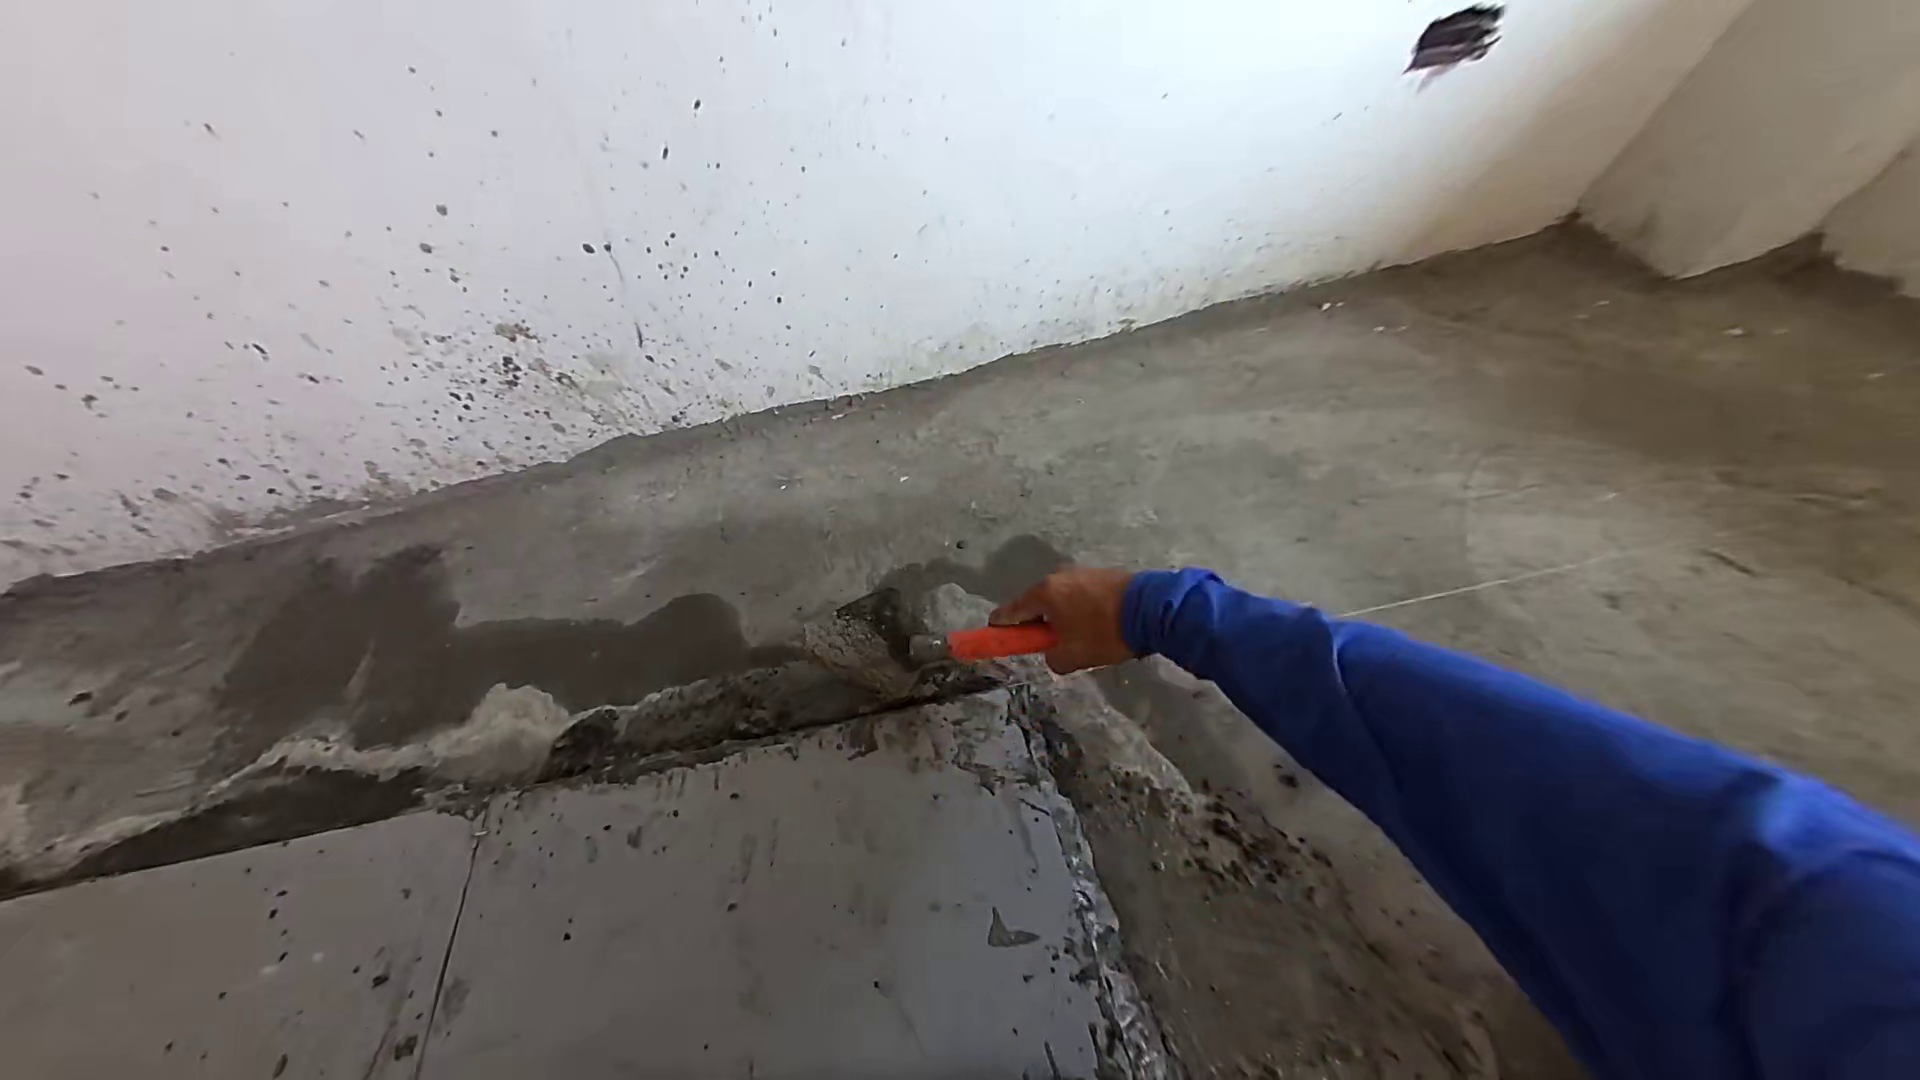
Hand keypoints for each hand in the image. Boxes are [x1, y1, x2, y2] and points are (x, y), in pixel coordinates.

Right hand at [990, 566, 1137, 673]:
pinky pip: (1079, 595)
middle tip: (1046, 644)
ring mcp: (1080, 572)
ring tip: (1078, 637)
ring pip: (1060, 599)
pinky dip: (1079, 609)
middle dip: (1037, 623)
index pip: (1010, 611)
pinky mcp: (1101, 574)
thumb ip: (1052, 657)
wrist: (1153, 608)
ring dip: (1061, 616)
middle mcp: (1057, 577)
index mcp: (1043, 593)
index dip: (1001, 626)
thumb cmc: (1104, 632)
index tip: (995, 636)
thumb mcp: (1072, 656)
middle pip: (1036, 603)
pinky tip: (1093, 624)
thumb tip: (1053, 653)